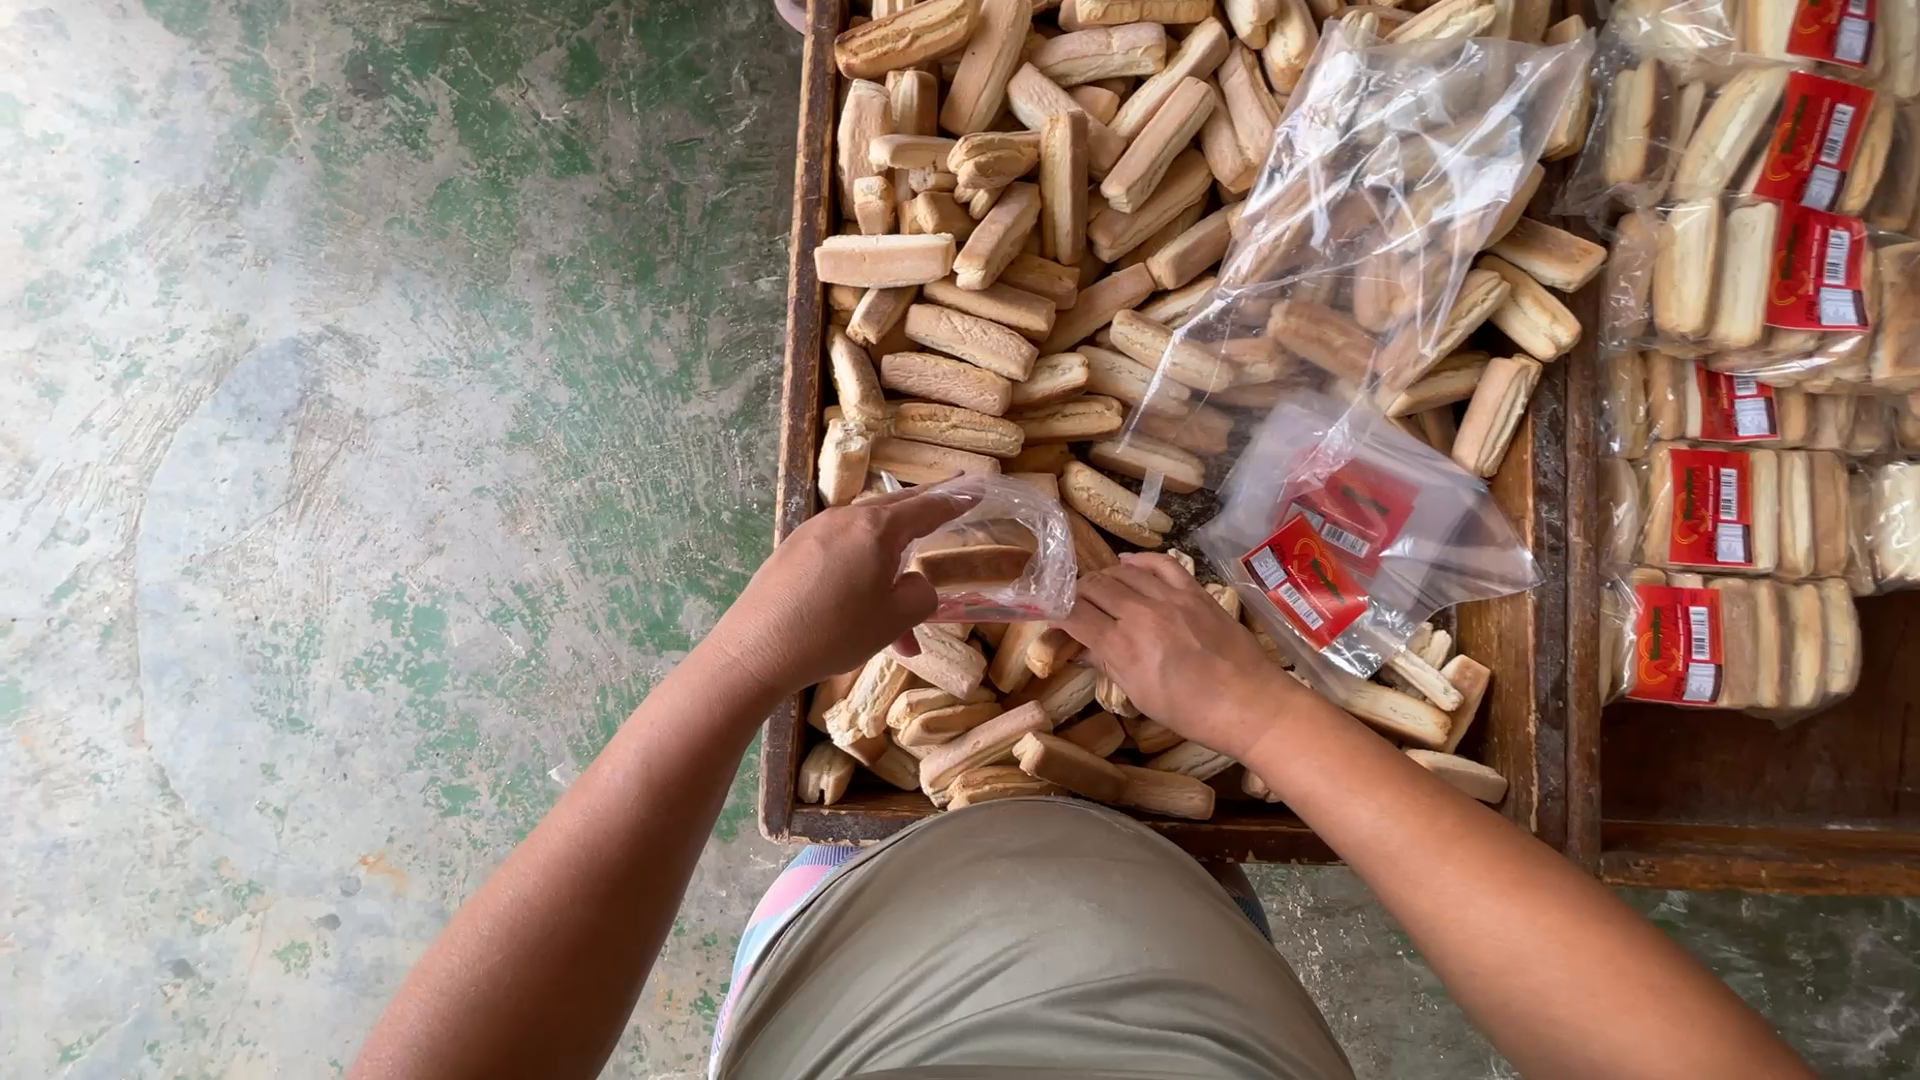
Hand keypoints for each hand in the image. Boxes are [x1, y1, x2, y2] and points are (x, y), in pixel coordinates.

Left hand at [705, 488, 970, 690]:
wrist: (756, 650)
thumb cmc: (834, 632)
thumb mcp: (894, 619)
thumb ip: (920, 594)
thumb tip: (913, 582)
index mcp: (877, 528)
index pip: (928, 507)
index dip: (956, 501)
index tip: (975, 490)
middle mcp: (846, 518)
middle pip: (896, 506)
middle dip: (927, 504)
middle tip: (952, 493)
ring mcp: (814, 531)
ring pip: (866, 533)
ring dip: (891, 554)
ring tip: (904, 583)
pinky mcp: (793, 549)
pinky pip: (841, 548)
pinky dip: (862, 567)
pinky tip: (861, 603)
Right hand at [1057, 553, 1305, 760]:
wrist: (1251, 704)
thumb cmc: (1191, 713)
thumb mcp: (1140, 696)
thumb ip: (1107, 665)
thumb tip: (1080, 650)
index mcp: (1122, 647)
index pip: (1073, 614)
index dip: (1055, 610)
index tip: (1050, 613)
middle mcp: (1141, 615)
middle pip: (1094, 586)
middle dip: (1076, 592)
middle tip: (1073, 603)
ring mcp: (1170, 598)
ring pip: (1122, 572)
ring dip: (1103, 578)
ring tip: (1098, 588)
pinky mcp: (1194, 591)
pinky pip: (1161, 563)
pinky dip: (1139, 561)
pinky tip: (1127, 564)